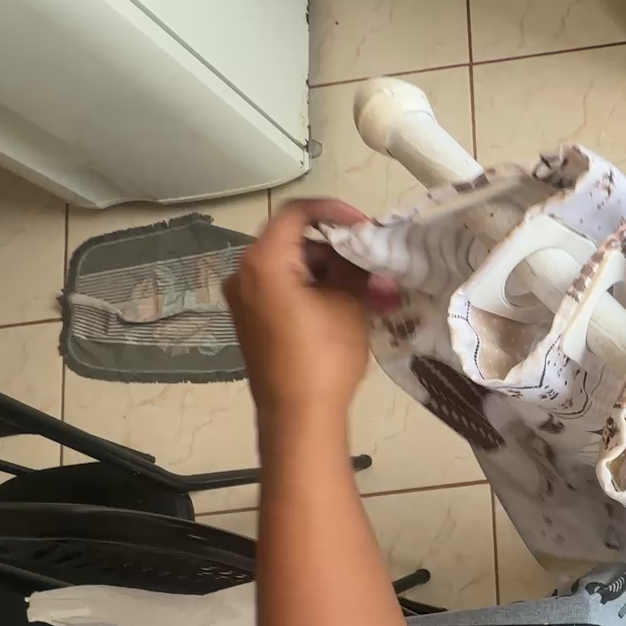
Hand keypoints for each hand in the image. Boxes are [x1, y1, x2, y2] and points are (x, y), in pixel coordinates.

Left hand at [224, 198, 399, 427]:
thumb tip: (359, 252)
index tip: (368, 227)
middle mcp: (246, 273)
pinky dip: (322, 294)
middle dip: (343, 254)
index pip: (297, 213)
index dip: (335, 212)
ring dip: (337, 277)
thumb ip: (352, 268)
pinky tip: (353, 311)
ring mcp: (249, 299)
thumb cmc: (324, 356)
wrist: (297, 413)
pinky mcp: (258, 321)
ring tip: (376, 297)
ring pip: (298, 271)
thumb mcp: (348, 305)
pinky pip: (291, 293)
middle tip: (380, 271)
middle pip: (298, 244)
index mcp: (264, 261)